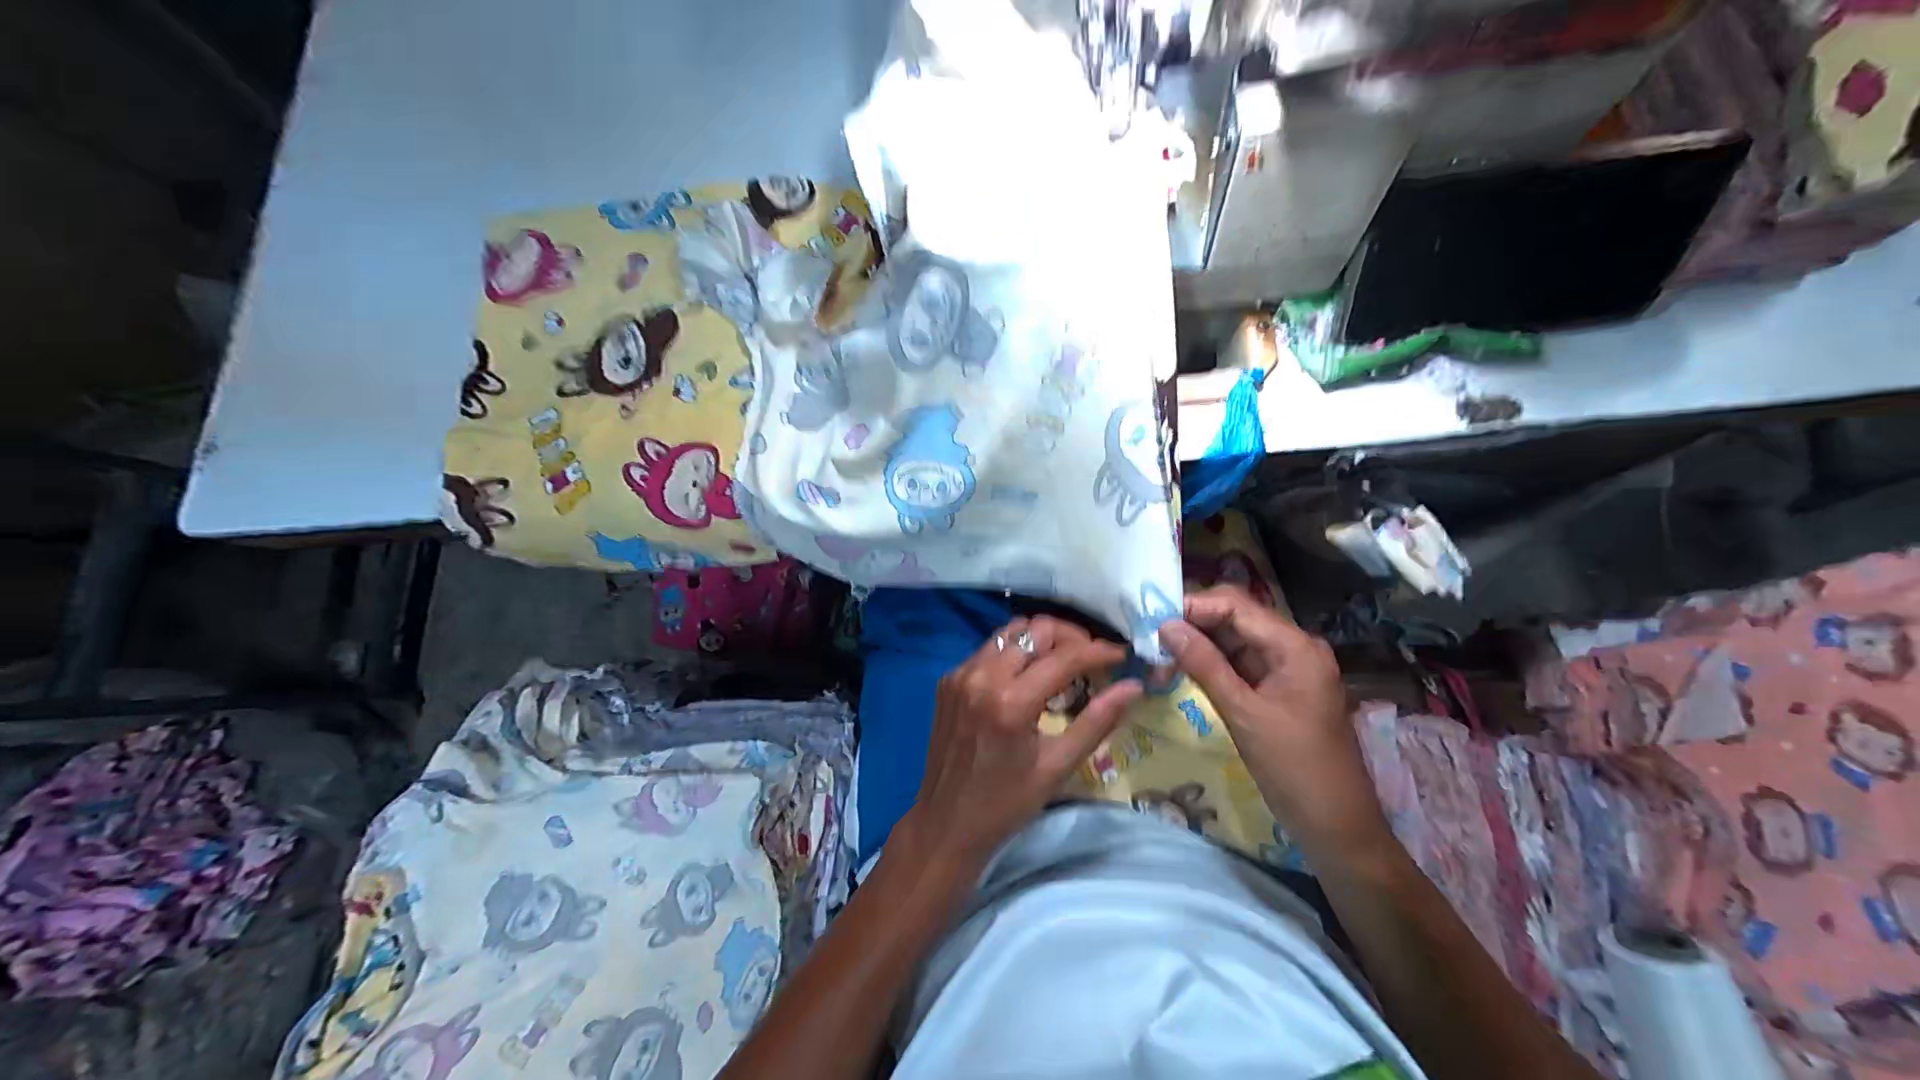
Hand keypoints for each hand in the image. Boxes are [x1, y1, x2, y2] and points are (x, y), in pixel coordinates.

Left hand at [900, 616, 1143, 867]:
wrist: (946, 822)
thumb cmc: (1006, 803)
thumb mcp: (1058, 767)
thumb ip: (1097, 721)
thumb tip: (1133, 687)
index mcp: (1010, 703)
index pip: (1064, 657)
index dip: (1099, 652)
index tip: (1121, 656)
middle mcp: (982, 677)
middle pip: (1035, 630)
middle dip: (1071, 637)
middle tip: (1092, 659)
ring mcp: (960, 675)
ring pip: (1009, 632)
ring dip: (1041, 641)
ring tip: (1063, 664)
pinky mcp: (948, 680)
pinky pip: (988, 649)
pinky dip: (1014, 654)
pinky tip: (1028, 678)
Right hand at [1159, 586, 1392, 860]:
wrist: (1337, 824)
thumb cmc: (1293, 767)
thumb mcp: (1243, 713)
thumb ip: (1204, 665)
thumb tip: (1166, 626)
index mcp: (1295, 646)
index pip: (1236, 606)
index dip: (1193, 606)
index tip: (1151, 618)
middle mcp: (1294, 647)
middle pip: (1236, 617)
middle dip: (1193, 622)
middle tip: (1148, 635)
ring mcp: (1287, 668)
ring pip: (1235, 640)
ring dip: (1198, 642)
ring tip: (1158, 651)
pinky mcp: (1278, 688)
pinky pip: (1241, 662)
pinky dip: (1212, 662)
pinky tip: (1181, 667)